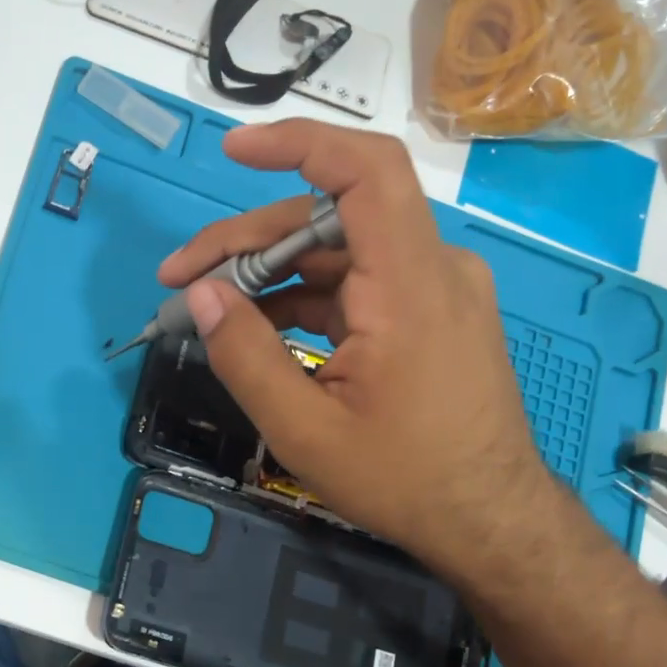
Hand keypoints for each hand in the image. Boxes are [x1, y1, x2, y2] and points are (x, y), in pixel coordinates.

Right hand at [157, 119, 557, 576]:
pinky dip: (300, 299)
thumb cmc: (401, 479)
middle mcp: (429, 270)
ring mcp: (433, 291)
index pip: (364, 173)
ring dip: (266, 274)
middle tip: (178, 280)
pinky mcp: (426, 315)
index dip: (298, 145)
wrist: (488, 520)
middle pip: (328, 218)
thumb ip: (245, 356)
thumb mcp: (303, 429)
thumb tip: (200, 298)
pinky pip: (353, 286)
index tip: (231, 151)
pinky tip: (254, 329)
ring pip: (336, 253)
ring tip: (204, 309)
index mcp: (408, 286)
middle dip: (244, 242)